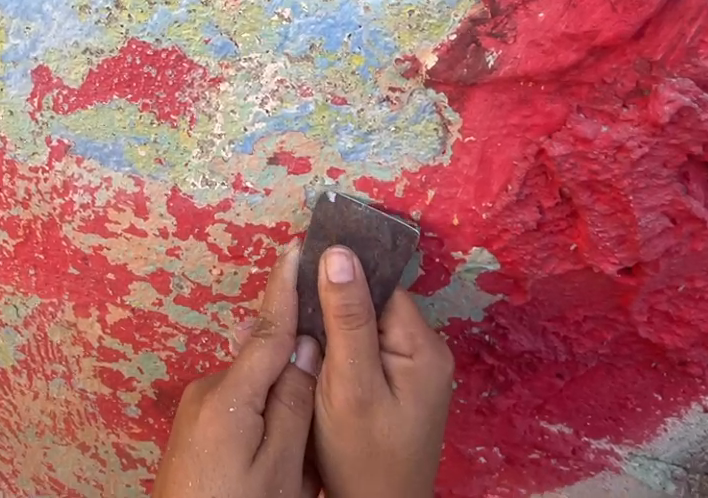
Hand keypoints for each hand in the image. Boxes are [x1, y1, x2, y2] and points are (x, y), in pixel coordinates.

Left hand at [153, 245, 322, 497]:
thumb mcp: (281, 470)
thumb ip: (292, 403)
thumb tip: (305, 347)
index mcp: (230, 394)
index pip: (267, 329)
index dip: (284, 287)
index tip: (295, 246)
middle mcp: (208, 389)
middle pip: (261, 361)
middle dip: (292, 365)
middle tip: (324, 383)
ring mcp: (196, 408)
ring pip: (251, 388)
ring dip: (276, 400)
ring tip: (300, 443)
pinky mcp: (193, 427)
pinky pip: (236, 406)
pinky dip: (259, 414)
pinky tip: (273, 448)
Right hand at [310, 246, 454, 497]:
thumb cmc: (363, 457)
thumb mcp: (350, 385)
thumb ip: (346, 318)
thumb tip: (338, 251)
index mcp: (421, 345)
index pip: (376, 285)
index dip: (336, 277)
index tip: (296, 276)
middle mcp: (422, 350)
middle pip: (368, 302)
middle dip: (326, 304)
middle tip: (284, 311)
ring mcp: (408, 369)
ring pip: (359, 324)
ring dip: (325, 326)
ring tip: (290, 332)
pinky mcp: (392, 385)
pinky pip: (359, 347)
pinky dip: (332, 348)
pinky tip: (306, 356)